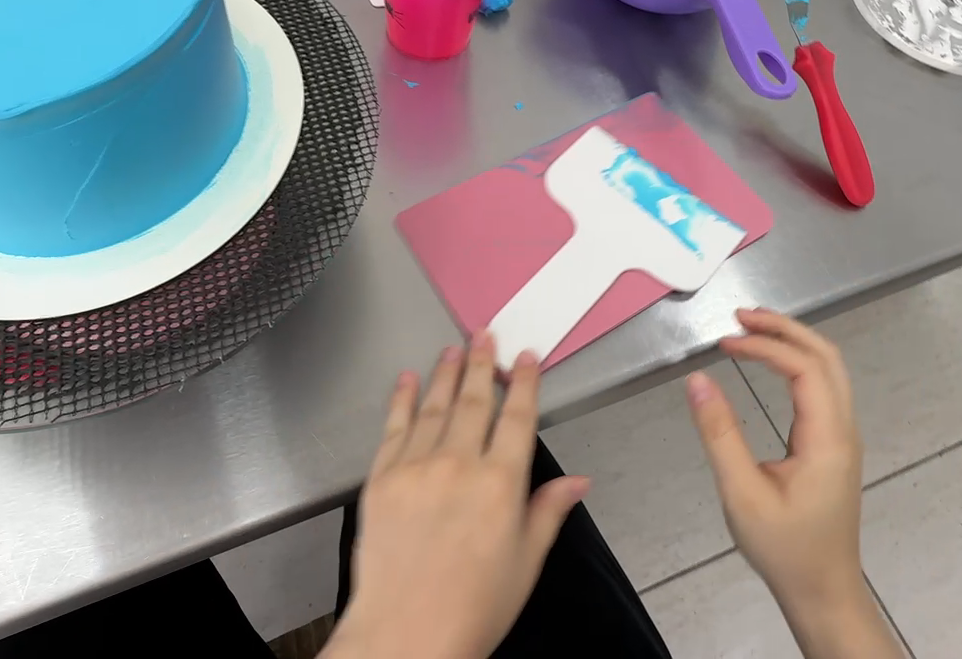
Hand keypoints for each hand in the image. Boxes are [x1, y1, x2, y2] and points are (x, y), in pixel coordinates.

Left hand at [324, 333, 588, 658]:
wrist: (406, 633)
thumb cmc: (475, 606)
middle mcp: (459, 464)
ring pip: (435, 406)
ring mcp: (416, 466)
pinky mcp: (382, 476)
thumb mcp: (526, 563)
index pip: (517, 418)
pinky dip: (402, 399)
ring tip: (453, 347)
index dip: (523, 383)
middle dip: (482, 363)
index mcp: (500, 484)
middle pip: (474, 401)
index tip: (526, 357)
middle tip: (485, 333)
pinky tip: (408, 379)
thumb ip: (548, 512)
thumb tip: (579, 480)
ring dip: (446, 373)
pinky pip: (394, 427)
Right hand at [686, 309, 899, 658]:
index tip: (724, 343)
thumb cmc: (784, 547)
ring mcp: (842, 437)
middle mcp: (843, 431)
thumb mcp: (741, 493)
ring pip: (829, 370)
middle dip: (785, 329)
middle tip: (741, 317)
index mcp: (828, 440)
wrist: (822, 592)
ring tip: (750, 330)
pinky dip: (795, 362)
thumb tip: (697, 380)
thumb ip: (719, 433)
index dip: (765, 347)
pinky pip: (822, 386)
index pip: (804, 369)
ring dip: (792, 342)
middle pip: (827, 358)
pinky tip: (767, 362)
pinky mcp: (832, 445)